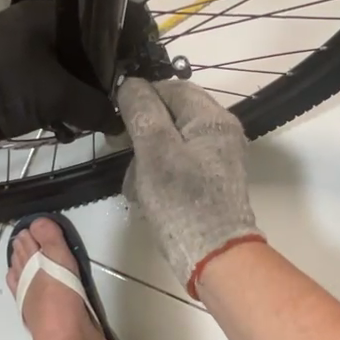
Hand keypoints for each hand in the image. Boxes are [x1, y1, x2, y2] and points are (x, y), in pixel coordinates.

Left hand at [0, 0, 118, 177]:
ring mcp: (12, 47)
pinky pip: (40, 80)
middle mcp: (28, 24)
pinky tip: (62, 122)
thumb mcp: (57, 96)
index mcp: (44, 14)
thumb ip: (94, 107)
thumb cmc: (5, 86)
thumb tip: (119, 122)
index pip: (94, 18)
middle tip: (114, 93)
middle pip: (78, 44)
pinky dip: (53, 98)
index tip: (136, 62)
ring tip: (88, 115)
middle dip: (96, 72)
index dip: (118, 39)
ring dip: (74, 90)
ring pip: (59, 65)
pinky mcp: (1, 71)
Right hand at [117, 78, 262, 295]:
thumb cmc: (182, 200)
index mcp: (212, 118)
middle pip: (171, 116)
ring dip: (146, 158)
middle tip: (121, 150)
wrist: (213, 256)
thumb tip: (131, 84)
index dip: (142, 97)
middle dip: (143, 133)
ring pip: (170, 143)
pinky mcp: (209, 182)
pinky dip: (158, 176)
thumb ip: (142, 111)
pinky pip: (177, 166)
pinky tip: (145, 194)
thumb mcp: (155, 150)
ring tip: (136, 183)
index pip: (172, 88)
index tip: (119, 119)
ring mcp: (216, 159)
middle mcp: (220, 133)